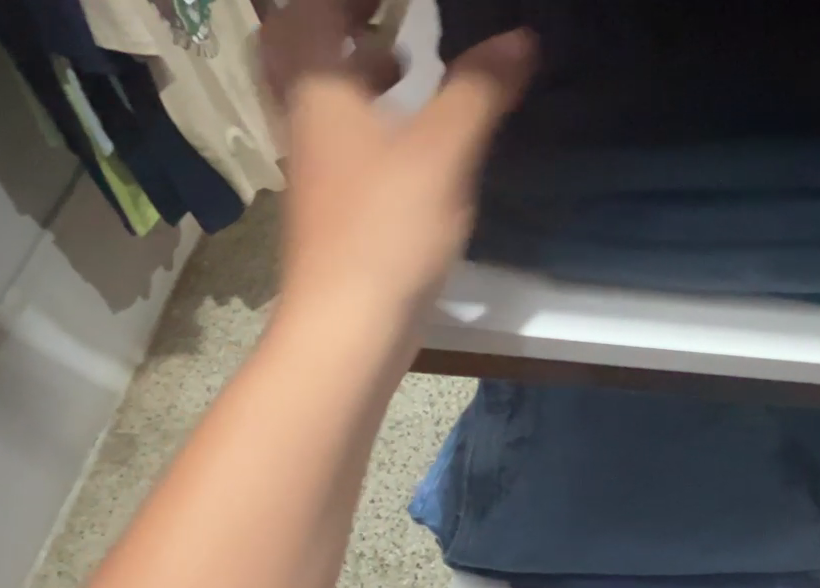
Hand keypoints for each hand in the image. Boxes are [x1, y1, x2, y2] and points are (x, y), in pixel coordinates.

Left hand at [261, 0, 534, 327]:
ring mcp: (317, 168)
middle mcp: (306, 120)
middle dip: (337, 23)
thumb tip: (521, 38)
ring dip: (355, 73)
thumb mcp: (443, 152)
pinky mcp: (335, 209)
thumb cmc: (387, 228)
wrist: (350, 323)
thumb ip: (479, 90)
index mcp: (319, 88)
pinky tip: (413, 145)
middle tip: (379, 17)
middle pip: (298, 50)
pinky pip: (343, 143)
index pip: (314, 11)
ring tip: (403, 65)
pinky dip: (371, 125)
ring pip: (323, 101)